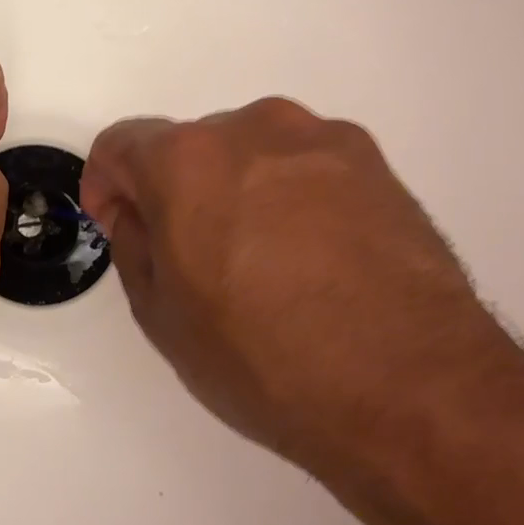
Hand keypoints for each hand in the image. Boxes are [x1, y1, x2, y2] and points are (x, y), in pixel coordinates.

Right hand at [80, 97, 512, 467]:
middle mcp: (253, 131)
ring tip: (252, 258)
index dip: (106, 185)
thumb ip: (134, 243)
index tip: (116, 225)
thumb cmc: (260, 354)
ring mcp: (326, 147)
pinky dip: (291, 201)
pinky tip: (304, 261)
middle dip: (174, 189)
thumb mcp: (156, 311)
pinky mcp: (383, 173)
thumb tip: (145, 218)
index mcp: (184, 159)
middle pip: (189, 146)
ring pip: (252, 155)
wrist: (417, 393)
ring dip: (234, 191)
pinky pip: (308, 172)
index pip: (120, 146)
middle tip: (184, 250)